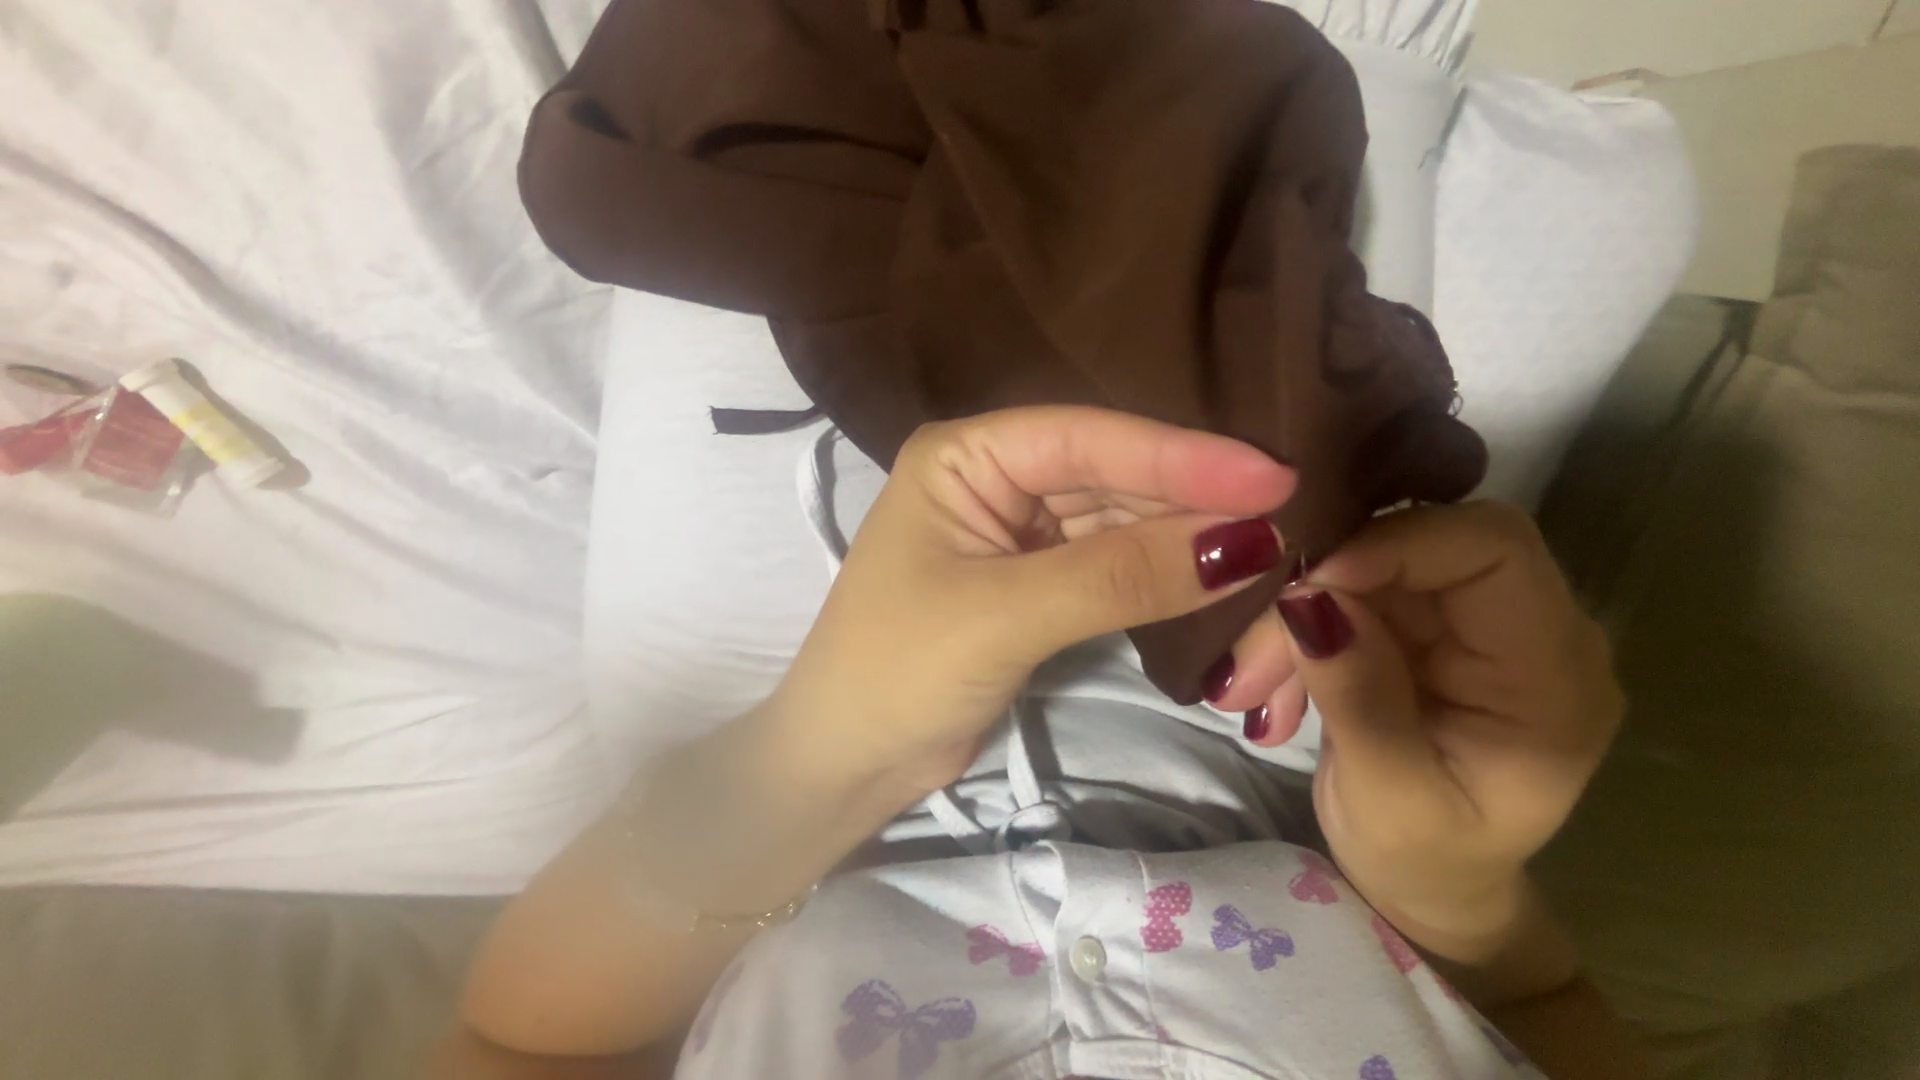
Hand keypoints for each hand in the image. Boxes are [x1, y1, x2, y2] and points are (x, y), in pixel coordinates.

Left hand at [766, 406, 1295, 794]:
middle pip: (1108, 472)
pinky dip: (1156, 571)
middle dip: (1190, 495)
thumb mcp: (1007, 616)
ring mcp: (1013, 531)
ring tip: (1268, 542)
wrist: (844, 762)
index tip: (1273, 476)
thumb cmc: (898, 671)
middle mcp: (991, 477)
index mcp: (963, 456)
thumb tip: (1248, 542)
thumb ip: (1121, 575)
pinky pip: (1107, 562)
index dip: (1181, 456)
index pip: (1086, 438)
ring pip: (1114, 518)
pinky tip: (1212, 570)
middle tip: (1290, 510)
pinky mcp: (1030, 582)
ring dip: (1181, 535)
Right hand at [1271, 502, 1622, 951]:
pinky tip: (1270, 687)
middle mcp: (1522, 630)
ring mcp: (1467, 624)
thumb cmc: (1425, 859)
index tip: (1307, 583)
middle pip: (1421, 545)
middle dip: (1325, 584)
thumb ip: (1360, 699)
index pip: (1495, 550)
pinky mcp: (1418, 627)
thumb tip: (1307, 598)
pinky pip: (1346, 593)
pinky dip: (1297, 629)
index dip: (1400, 542)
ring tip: (1250, 688)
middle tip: (1255, 653)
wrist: (1427, 882)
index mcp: (1551, 676)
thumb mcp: (1391, 799)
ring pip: (1368, 565)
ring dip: (1295, 614)